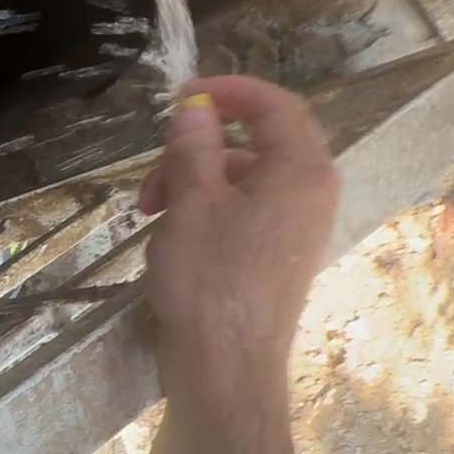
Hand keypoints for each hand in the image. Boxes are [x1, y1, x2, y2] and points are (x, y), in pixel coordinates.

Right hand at [138, 75, 341, 419]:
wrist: (224, 360)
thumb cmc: (207, 280)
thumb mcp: (190, 207)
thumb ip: (193, 153)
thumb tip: (192, 111)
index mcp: (300, 170)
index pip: (273, 107)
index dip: (227, 93)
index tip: (179, 95)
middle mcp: (308, 191)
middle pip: (250, 149)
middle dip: (191, 158)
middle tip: (145, 193)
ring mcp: (294, 227)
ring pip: (238, 186)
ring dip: (190, 191)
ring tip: (150, 226)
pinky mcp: (273, 256)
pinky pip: (238, 216)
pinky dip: (201, 216)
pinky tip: (171, 245)